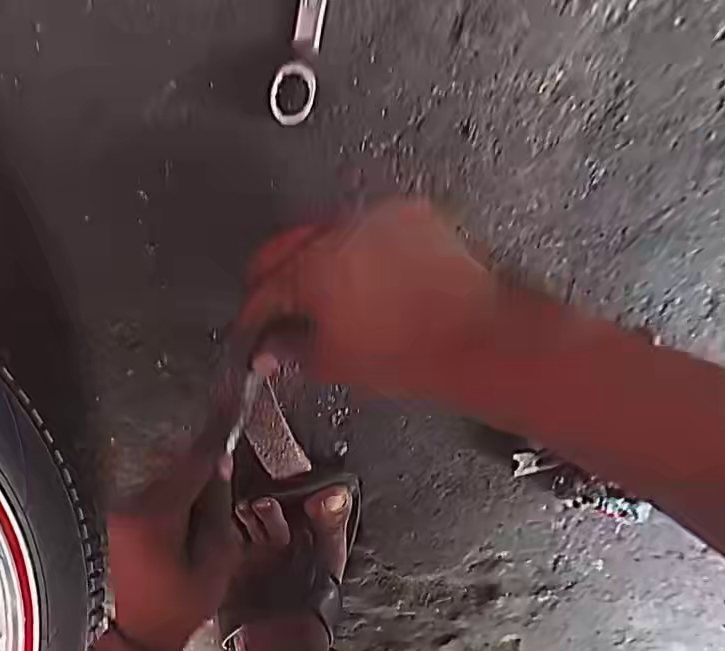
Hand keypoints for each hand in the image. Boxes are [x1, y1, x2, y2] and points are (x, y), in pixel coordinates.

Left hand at [106, 417, 243, 650]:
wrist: (142, 635)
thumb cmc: (179, 607)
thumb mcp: (217, 558)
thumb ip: (218, 504)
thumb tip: (219, 466)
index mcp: (156, 515)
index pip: (194, 459)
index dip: (219, 427)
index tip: (235, 397)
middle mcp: (132, 505)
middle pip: (178, 463)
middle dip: (207, 462)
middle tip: (228, 464)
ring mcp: (123, 510)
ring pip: (167, 475)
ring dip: (192, 478)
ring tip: (207, 511)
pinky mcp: (123, 517)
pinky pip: (156, 490)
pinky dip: (178, 492)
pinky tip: (192, 512)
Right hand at [234, 198, 578, 417]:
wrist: (474, 338)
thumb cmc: (412, 351)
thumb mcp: (333, 363)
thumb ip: (289, 351)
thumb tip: (270, 350)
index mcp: (314, 268)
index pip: (262, 291)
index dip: (250, 317)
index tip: (251, 330)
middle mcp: (342, 231)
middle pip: (283, 248)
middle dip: (270, 281)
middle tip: (271, 310)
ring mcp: (377, 217)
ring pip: (321, 232)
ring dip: (308, 260)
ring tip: (313, 295)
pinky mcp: (409, 214)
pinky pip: (363, 226)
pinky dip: (351, 249)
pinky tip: (354, 277)